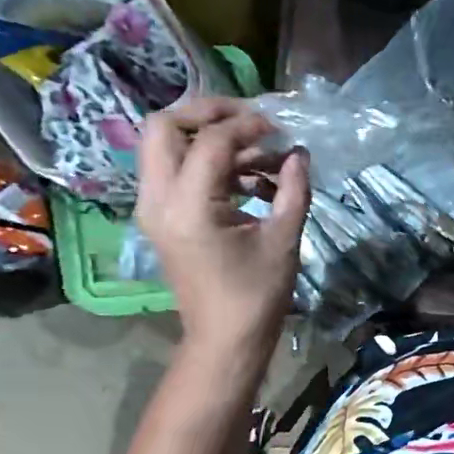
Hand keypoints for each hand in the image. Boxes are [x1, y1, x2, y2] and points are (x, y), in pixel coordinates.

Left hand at [135, 98, 309, 353]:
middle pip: (163, 126)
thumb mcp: (284, 239)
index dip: (247, 126)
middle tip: (249, 121)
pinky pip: (176, 170)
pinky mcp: (162, 217)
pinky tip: (252, 180)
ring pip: (165, 145)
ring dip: (210, 139)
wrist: (225, 339)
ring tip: (261, 156)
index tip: (279, 131)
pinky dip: (209, 163)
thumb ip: (293, 188)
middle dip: (207, 113)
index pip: (210, 141)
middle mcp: (158, 200)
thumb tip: (299, 153)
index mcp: (188, 207)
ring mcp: (154, 208)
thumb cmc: (257, 295)